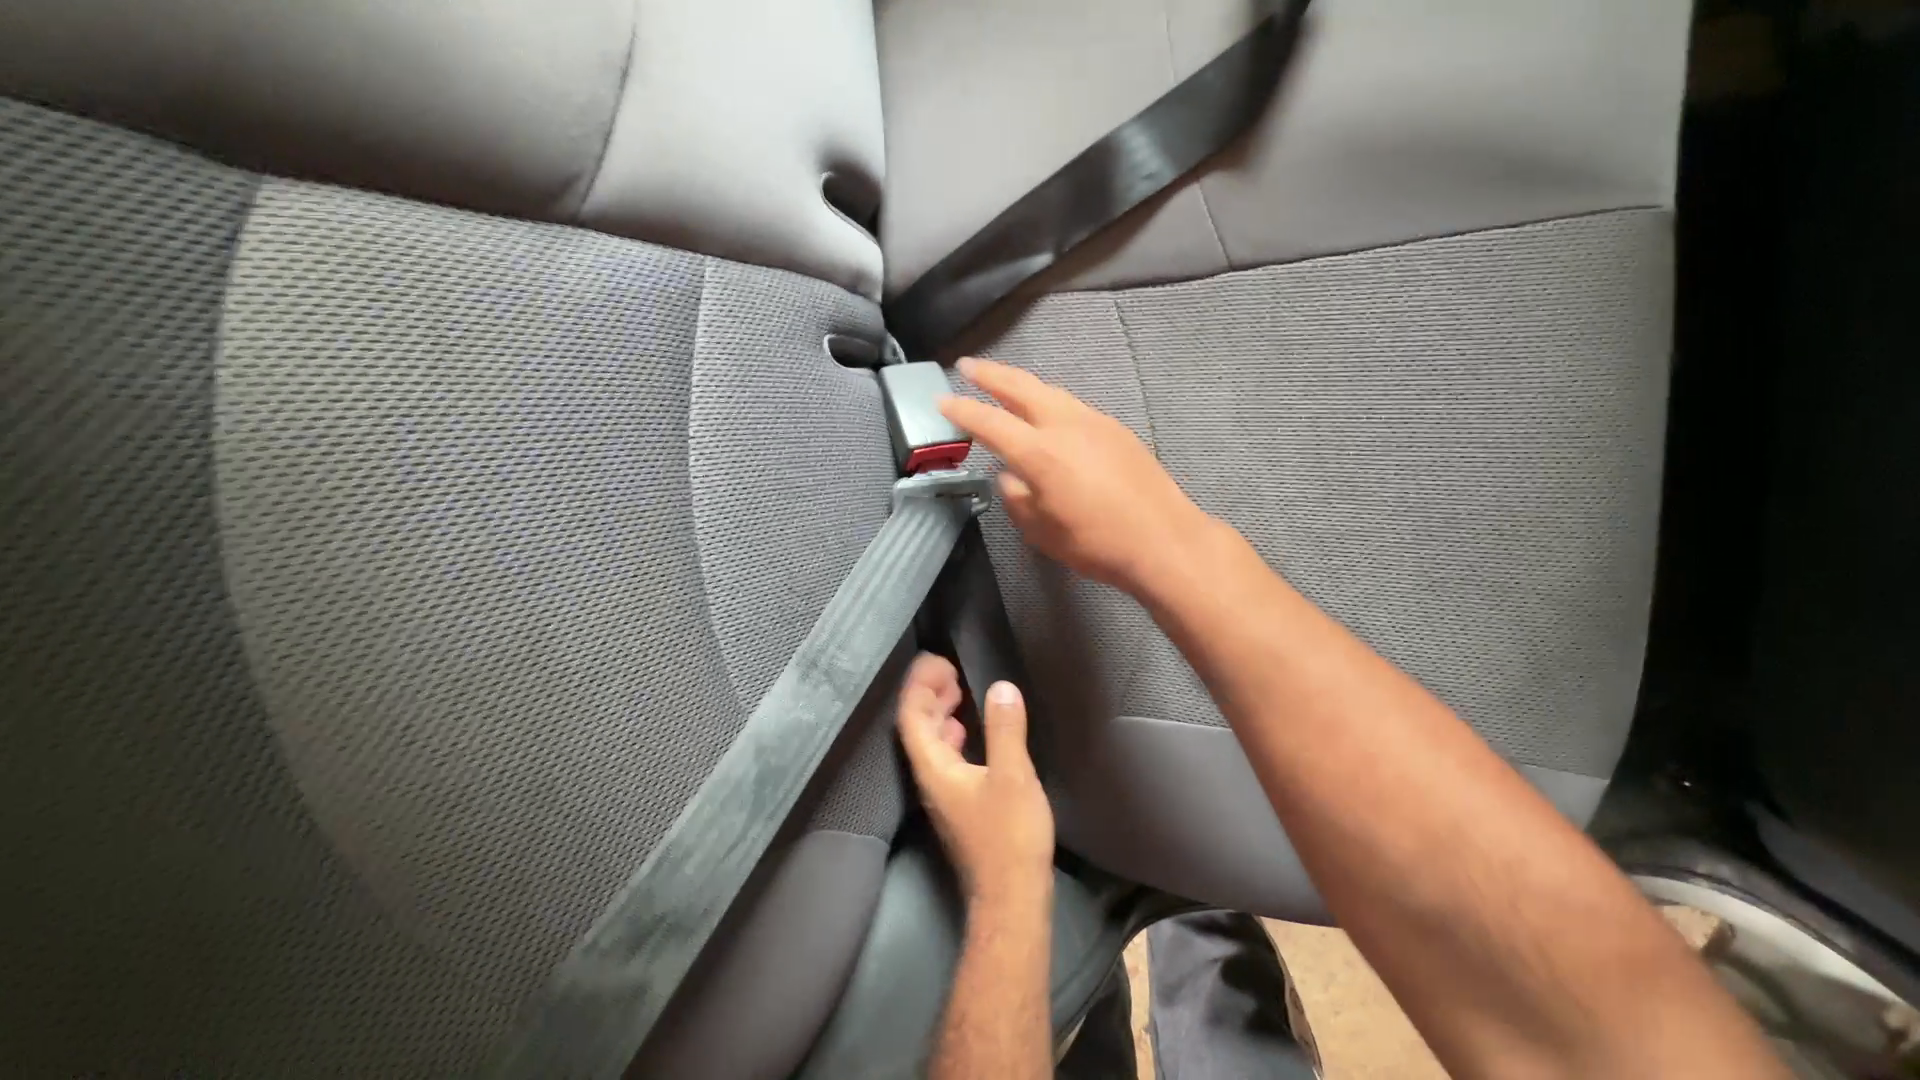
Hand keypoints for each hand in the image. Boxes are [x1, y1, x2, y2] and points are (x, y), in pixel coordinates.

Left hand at [894, 653, 1054, 907]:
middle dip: (928, 694)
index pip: (911, 715)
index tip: (938, 660)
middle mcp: (930, 780)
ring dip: (939, 714)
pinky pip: (945, 759)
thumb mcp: (1013, 776)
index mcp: (933, 768)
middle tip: (949, 670)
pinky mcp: (958, 807)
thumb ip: (1005, 729)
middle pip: (916, 728)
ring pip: (930, 745)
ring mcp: (942, 796)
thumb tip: (1000, 687)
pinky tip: (969, 735)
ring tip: (959, 693)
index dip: (919, 684)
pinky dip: (953, 737)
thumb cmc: (1009, 836)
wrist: (1011, 898)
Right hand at [939, 357, 1218, 593]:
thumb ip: (1017, 499)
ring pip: (1050, 391)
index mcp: (1039, 453)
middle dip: (990, 374)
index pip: (989, 422)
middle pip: (1020, 387)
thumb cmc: (1097, 545)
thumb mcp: (1041, 532)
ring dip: (1022, 384)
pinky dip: (1050, 400)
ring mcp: (1094, 422)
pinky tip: (1048, 412)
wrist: (1164, 541)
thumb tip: (1010, 479)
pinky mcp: (1115, 429)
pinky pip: (1073, 404)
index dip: (961, 411)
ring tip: (1005, 383)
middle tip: (967, 365)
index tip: (941, 400)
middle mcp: (1064, 426)